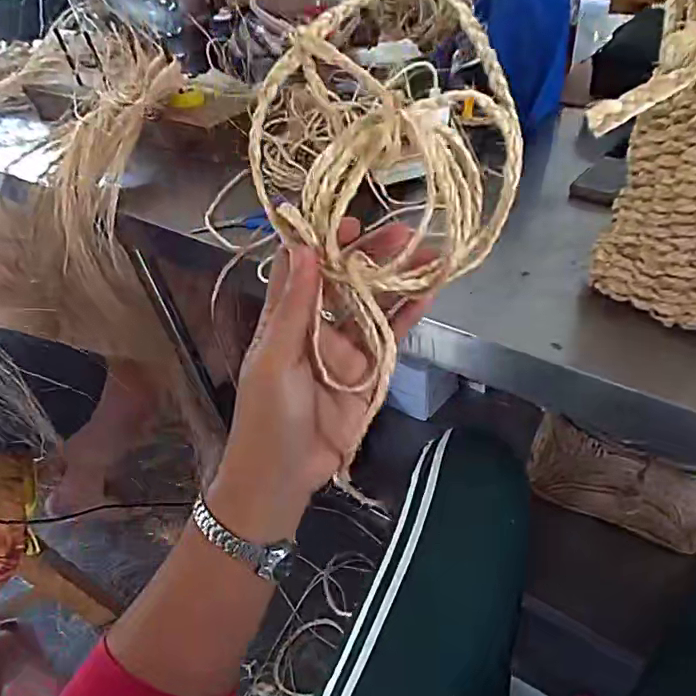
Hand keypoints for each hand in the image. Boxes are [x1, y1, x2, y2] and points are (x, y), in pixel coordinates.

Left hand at [205, 218, 433, 542]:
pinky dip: (409, 315)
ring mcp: (347, 347)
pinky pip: (392, 336)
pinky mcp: (370, 371)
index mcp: (286, 317)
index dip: (324, 240)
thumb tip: (306, 248)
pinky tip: (429, 292)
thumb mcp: (274, 359)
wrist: (285, 475)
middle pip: (347, 279)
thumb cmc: (267, 416)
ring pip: (375, 303)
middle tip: (406, 233)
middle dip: (373, 254)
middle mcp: (318, 325)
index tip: (350, 220)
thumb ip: (294, 307)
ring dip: (399, 279)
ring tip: (429, 254)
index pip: (304, 266)